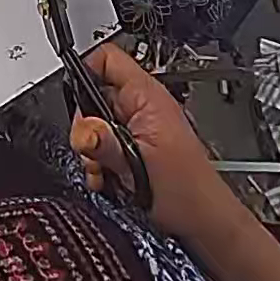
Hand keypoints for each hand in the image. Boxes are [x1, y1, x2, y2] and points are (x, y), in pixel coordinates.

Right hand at [70, 43, 279, 280]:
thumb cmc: (187, 191)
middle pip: (93, 95)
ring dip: (92, 149)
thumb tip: (81, 129)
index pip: (107, 58)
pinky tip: (107, 176)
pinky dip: (98, 160)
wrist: (204, 222)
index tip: (75, 101)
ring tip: (103, 168)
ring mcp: (137, 126)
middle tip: (93, 148)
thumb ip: (104, 143)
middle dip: (86, 126)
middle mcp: (141, 105)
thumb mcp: (137, 163)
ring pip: (95, 124)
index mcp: (146, 96)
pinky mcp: (132, 145)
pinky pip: (101, 143)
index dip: (84, 71)